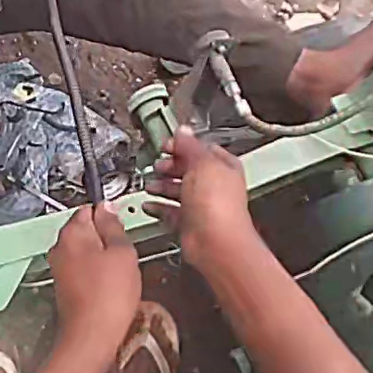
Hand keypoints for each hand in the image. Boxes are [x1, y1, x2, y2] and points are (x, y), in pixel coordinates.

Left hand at [47, 204, 141, 357]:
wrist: (92, 336)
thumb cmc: (109, 295)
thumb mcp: (122, 252)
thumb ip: (113, 226)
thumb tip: (107, 207)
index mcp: (71, 233)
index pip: (89, 208)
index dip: (109, 216)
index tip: (124, 229)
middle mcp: (59, 247)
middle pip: (86, 230)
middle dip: (106, 238)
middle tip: (124, 254)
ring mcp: (60, 268)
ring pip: (86, 251)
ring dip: (103, 257)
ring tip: (120, 272)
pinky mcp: (64, 286)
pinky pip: (83, 269)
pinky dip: (97, 274)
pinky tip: (110, 286)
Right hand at [145, 128, 259, 267]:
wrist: (215, 242)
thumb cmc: (217, 204)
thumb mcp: (201, 163)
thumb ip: (189, 146)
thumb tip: (182, 131)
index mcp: (223, 167)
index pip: (201, 149)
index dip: (183, 146)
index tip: (166, 147)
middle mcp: (214, 186)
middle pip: (188, 170)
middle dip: (170, 167)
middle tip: (158, 165)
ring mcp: (202, 205)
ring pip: (178, 191)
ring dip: (162, 186)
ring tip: (150, 183)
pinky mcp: (189, 223)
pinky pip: (170, 212)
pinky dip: (158, 207)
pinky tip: (149, 204)